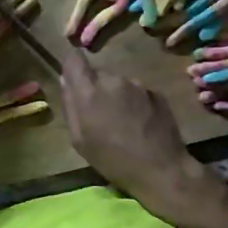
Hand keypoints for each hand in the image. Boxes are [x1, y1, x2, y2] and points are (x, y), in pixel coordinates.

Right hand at [61, 49, 227, 226]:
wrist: (161, 169)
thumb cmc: (113, 160)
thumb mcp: (80, 140)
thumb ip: (70, 106)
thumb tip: (66, 81)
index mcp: (90, 91)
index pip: (74, 59)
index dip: (72, 67)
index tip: (74, 81)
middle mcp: (113, 80)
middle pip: (98, 73)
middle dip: (95, 88)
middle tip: (100, 115)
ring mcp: (138, 84)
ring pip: (118, 82)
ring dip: (116, 95)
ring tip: (123, 122)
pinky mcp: (156, 92)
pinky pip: (137, 91)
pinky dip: (134, 102)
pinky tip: (140, 124)